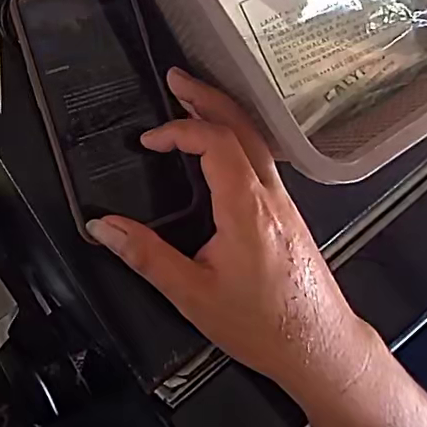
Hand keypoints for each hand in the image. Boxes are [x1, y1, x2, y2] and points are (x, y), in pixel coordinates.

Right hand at [86, 69, 375, 398]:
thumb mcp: (192, 294)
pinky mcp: (287, 212)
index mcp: (247, 208)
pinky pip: (261, 157)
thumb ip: (145, 256)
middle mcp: (270, 196)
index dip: (179, 130)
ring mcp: (283, 201)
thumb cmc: (265, 325)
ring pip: (255, 139)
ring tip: (194, 100)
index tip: (150, 139)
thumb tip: (105, 228)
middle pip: (241, 126)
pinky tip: (222, 145)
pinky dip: (235, 136)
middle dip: (205, 96)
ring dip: (222, 112)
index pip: (215, 142)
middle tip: (176, 78)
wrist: (321, 347)